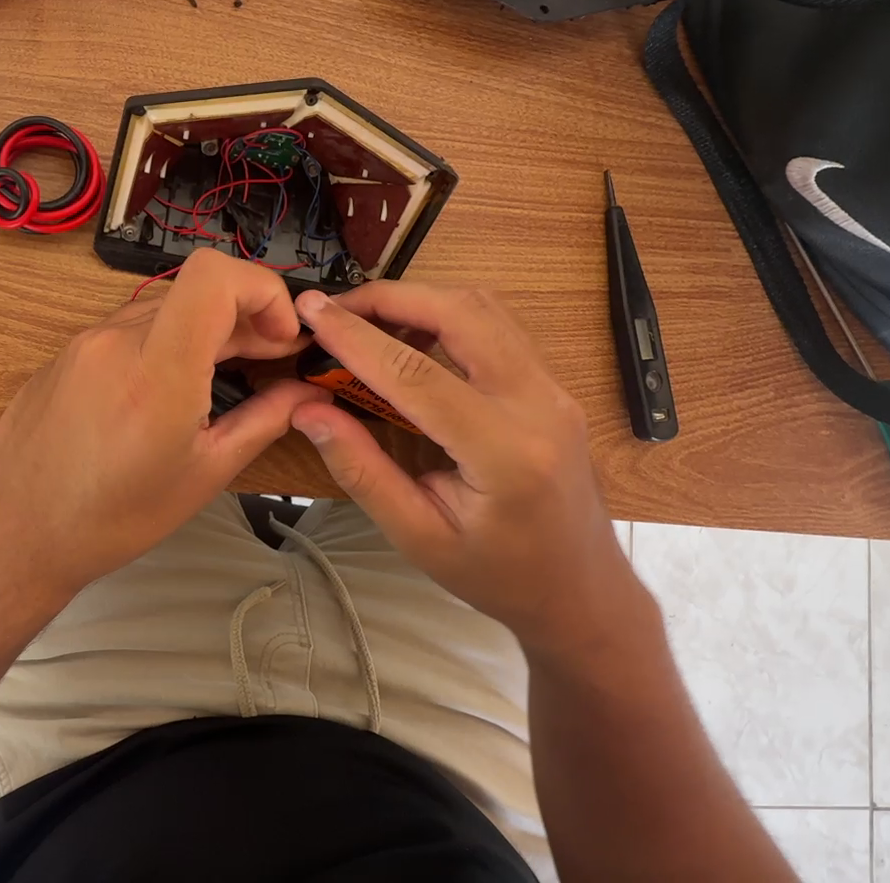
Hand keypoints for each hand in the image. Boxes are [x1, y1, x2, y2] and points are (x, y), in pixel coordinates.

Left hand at [0, 249, 328, 599]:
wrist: (19, 533)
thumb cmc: (115, 517)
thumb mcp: (205, 474)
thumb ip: (263, 420)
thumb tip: (305, 391)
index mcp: (157, 367)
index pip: (215, 275)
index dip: (262, 289)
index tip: (278, 335)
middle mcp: (117, 338)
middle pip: (195, 291)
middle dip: (242, 317)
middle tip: (267, 362)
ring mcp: (84, 342)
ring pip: (162, 309)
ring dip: (201, 330)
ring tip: (216, 378)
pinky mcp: (64, 354)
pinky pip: (125, 330)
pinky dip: (160, 343)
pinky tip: (163, 390)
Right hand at [288, 284, 646, 653]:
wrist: (581, 591)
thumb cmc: (496, 575)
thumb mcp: (416, 535)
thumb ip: (360, 469)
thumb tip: (308, 411)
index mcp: (505, 453)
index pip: (417, 374)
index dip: (357, 337)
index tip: (311, 311)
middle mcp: (539, 405)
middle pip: (461, 314)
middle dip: (389, 298)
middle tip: (333, 309)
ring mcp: (553, 390)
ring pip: (483, 308)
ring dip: (418, 300)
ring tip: (363, 319)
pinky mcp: (551, 386)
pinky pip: (496, 326)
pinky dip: (444, 314)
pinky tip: (407, 337)